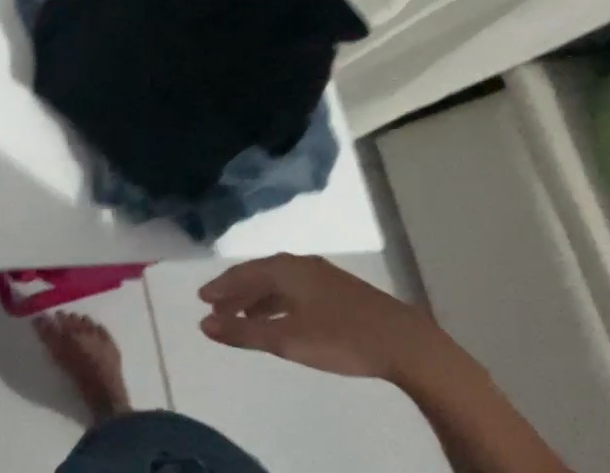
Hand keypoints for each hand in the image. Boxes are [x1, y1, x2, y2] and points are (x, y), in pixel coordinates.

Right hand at [197, 254, 447, 381]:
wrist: (407, 345)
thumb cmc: (340, 338)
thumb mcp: (286, 340)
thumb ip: (243, 332)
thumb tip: (204, 324)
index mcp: (284, 269)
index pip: (241, 273)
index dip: (220, 287)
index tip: (202, 300)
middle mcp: (301, 265)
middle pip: (260, 275)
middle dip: (237, 292)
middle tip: (218, 309)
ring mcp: (324, 277)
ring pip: (281, 284)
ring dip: (259, 299)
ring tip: (246, 318)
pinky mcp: (343, 293)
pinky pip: (298, 291)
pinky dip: (281, 303)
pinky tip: (285, 321)